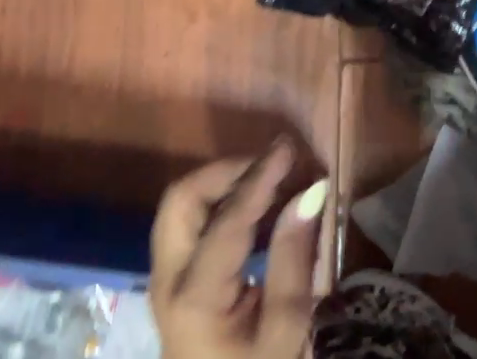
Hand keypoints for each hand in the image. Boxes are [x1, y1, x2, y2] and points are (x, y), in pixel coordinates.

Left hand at [151, 142, 328, 358]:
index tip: (288, 148)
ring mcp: (165, 282)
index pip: (227, 219)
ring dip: (224, 185)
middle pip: (181, 201)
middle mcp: (167, 281)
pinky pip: (191, 226)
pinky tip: (261, 207)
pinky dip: (223, 204)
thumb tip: (311, 190)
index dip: (260, 178)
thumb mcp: (288, 328)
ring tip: (273, 179)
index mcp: (194, 296)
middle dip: (227, 172)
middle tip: (274, 164)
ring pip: (181, 209)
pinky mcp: (175, 285)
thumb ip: (294, 256)